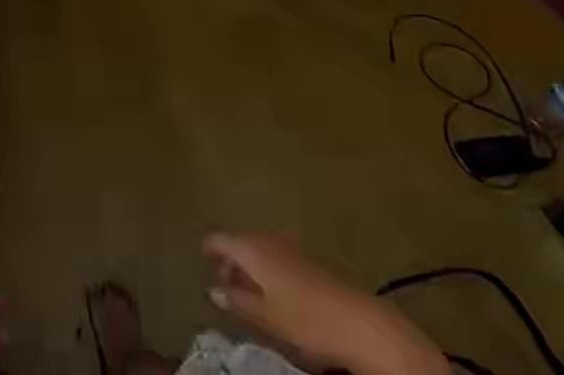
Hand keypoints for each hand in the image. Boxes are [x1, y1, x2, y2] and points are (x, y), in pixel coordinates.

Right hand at [203, 233, 447, 374]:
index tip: (201, 258)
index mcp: (250, 248)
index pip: (219, 239)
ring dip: (251, 265)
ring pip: (259, 249)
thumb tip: (212, 290)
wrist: (363, 324)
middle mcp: (267, 239)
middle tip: (226, 284)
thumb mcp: (264, 316)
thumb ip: (235, 300)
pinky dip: (269, 268)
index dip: (208, 248)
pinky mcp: (309, 259)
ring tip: (251, 291)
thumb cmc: (306, 319)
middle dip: (230, 260)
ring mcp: (290, 247)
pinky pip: (277, 255)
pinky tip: (276, 291)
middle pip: (239, 242)